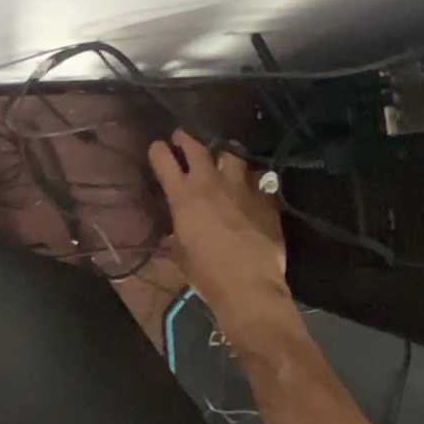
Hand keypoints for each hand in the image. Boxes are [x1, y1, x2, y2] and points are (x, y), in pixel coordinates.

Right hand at [148, 129, 289, 330]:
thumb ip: (176, 237)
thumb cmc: (206, 274)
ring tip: (224, 153)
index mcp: (183, 196)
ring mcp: (241, 187)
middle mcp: (210, 183)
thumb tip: (172, 236)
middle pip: (197, 148)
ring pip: (233, 154)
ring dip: (225, 152)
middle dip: (186, 139)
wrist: (249, 285)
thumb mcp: (180, 255)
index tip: (158, 148)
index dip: (158, 150)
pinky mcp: (266, 198)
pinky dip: (251, 178)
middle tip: (182, 138)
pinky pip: (258, 178)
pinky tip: (251, 184)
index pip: (164, 160)